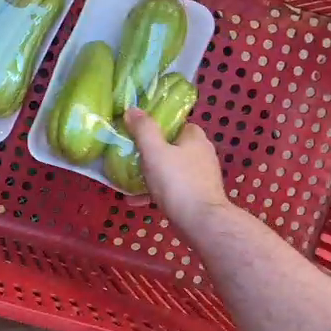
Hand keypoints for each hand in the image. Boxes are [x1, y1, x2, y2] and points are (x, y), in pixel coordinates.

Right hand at [125, 106, 230, 225]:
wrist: (200, 221)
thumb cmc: (177, 182)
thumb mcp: (154, 151)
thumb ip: (143, 129)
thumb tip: (133, 109)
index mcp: (195, 139)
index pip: (177, 124)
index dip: (158, 126)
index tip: (138, 132)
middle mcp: (201, 154)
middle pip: (172, 147)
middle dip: (150, 152)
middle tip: (130, 156)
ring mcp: (200, 176)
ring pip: (170, 169)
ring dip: (150, 174)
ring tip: (128, 180)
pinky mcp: (196, 195)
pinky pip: (171, 188)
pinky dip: (155, 191)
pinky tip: (136, 200)